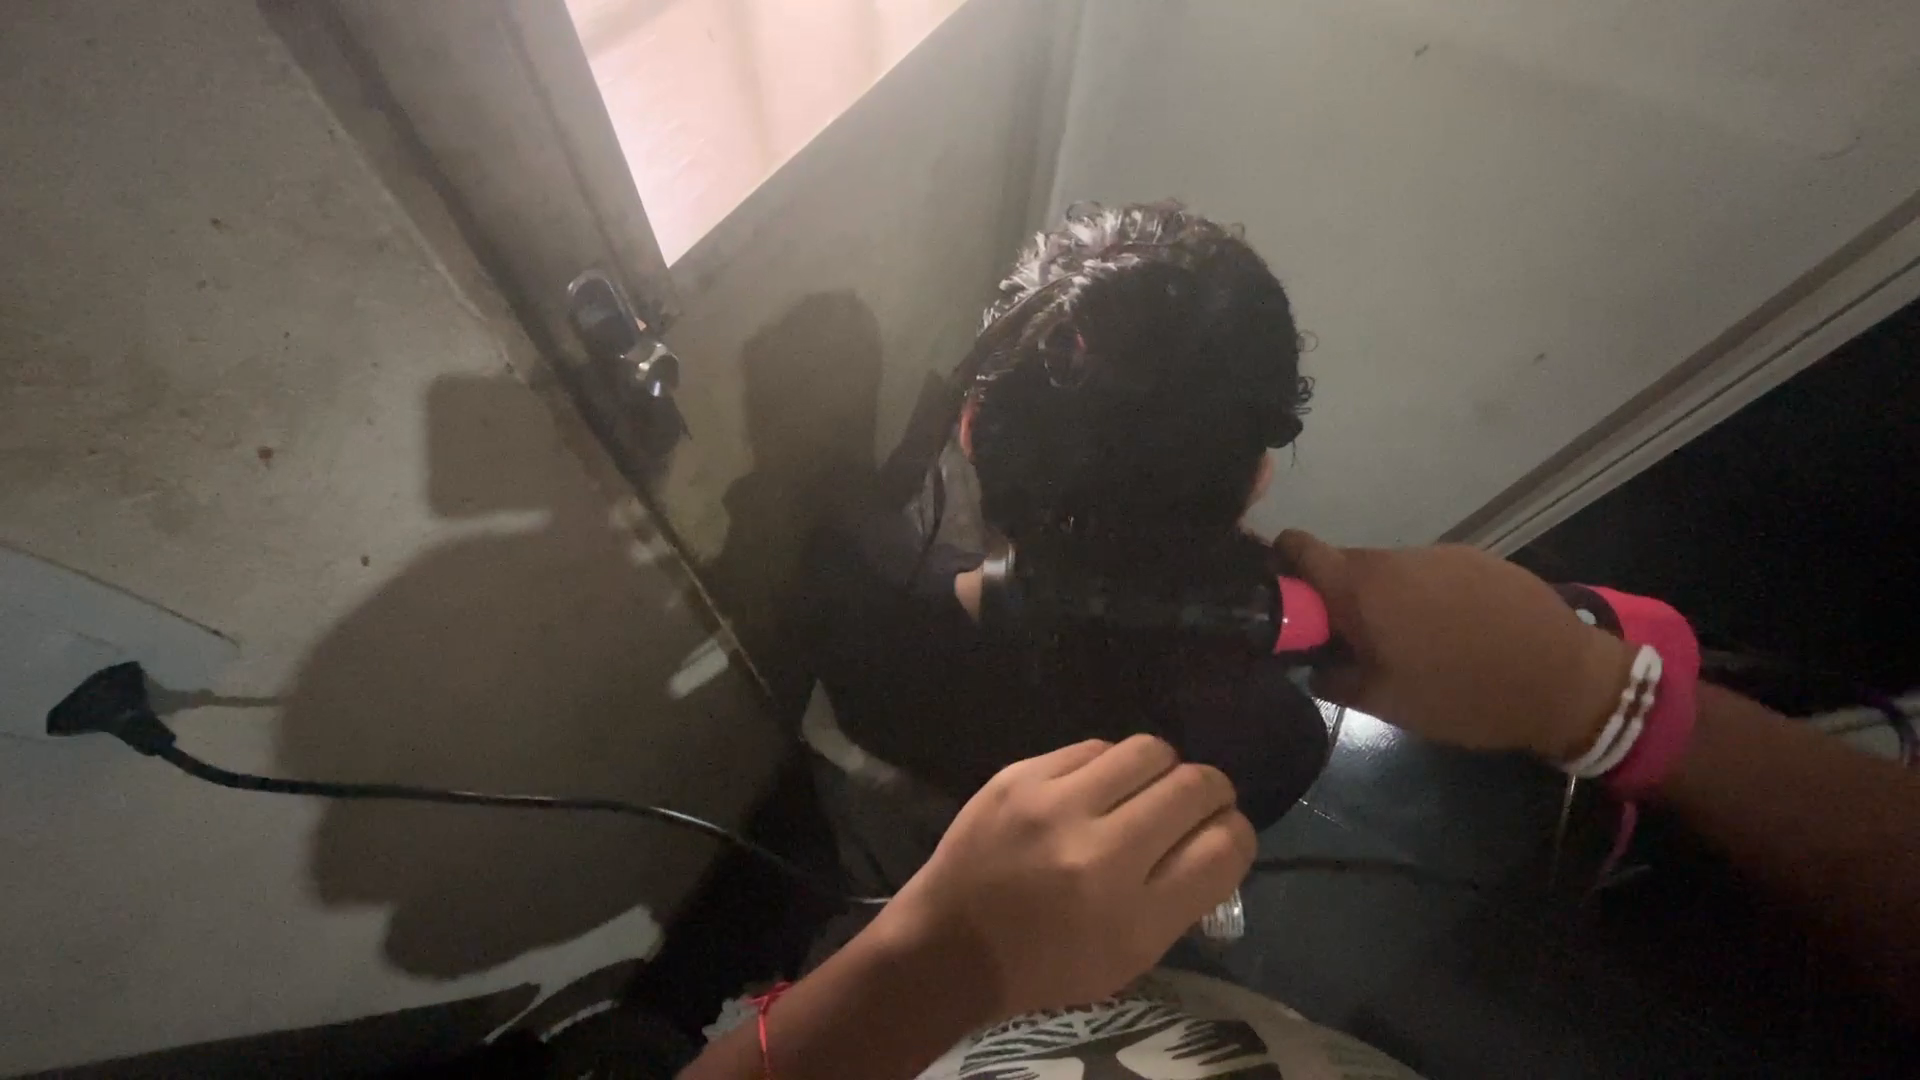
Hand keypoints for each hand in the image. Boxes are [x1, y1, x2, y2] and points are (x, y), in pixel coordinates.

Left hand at [878, 736, 1254, 1020]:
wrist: (950, 940)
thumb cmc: (1045, 964)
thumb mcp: (1128, 958)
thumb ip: (1180, 897)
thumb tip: (1216, 835)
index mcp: (1135, 917)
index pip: (1224, 848)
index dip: (1236, 834)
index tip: (1223, 833)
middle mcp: (1100, 852)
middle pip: (1195, 787)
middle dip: (1211, 791)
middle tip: (1196, 801)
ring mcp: (1055, 803)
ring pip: (1148, 749)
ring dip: (1161, 769)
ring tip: (1144, 788)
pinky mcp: (1021, 773)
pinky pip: (1092, 746)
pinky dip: (1107, 764)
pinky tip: (1094, 786)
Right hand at [1277, 530, 1633, 760]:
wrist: (1568, 683)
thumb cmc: (1462, 696)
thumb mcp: (1384, 702)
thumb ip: (1333, 678)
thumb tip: (1310, 666)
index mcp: (1360, 589)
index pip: (1298, 547)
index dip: (1281, 564)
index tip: (1285, 595)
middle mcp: (1392, 559)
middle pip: (1342, 562)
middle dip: (1337, 594)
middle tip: (1352, 636)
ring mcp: (1438, 554)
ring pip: (1387, 568)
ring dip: (1383, 596)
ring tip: (1410, 637)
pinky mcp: (1476, 558)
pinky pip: (1429, 570)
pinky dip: (1424, 593)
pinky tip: (1452, 628)